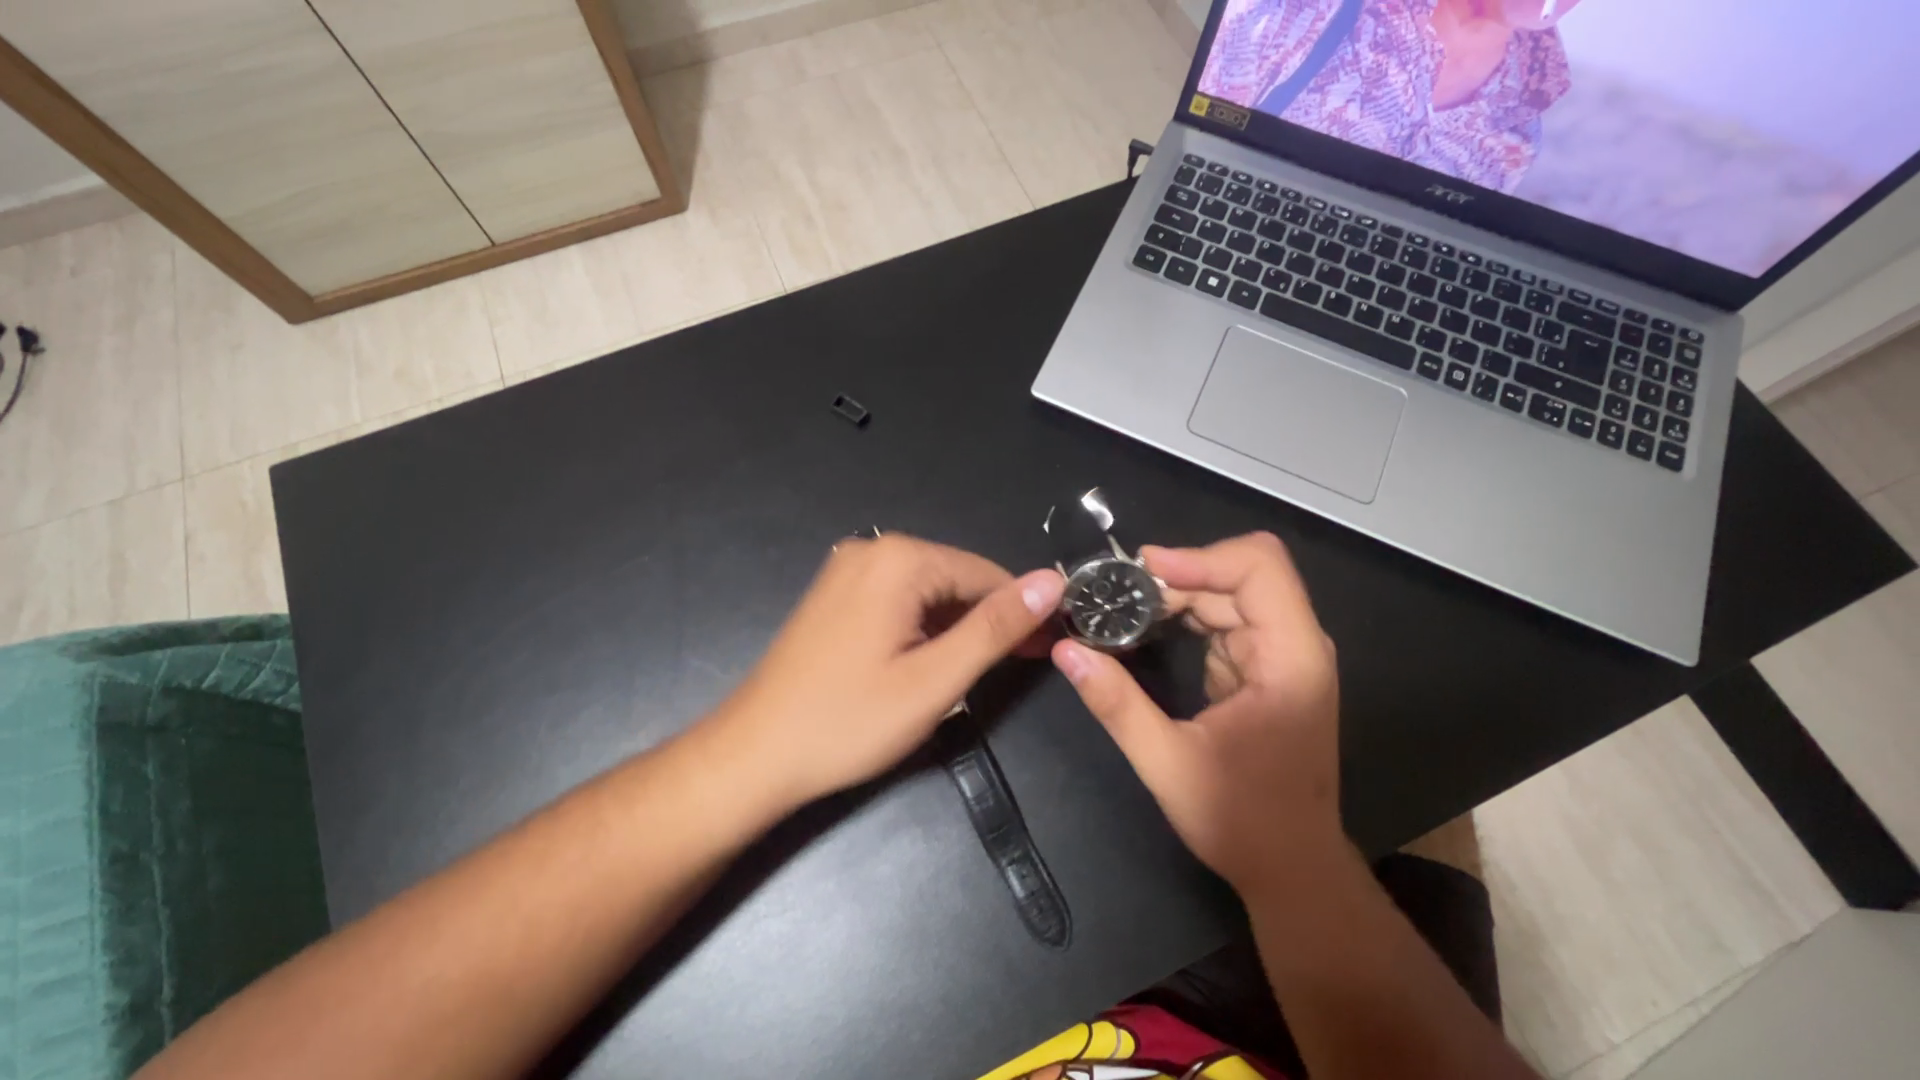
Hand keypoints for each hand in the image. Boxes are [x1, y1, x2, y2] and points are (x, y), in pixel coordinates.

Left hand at [708, 534, 1063, 808]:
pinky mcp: (835, 595)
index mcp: (899, 559)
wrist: (755, 754)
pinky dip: (924, 628)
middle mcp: (872, 550)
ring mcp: (847, 571)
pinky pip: (899, 600)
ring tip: (976, 674)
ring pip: (929, 591)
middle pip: (957, 578)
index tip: (1051, 648)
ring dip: (958, 627)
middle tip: (1020, 668)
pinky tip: (931, 663)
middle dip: (990, 620)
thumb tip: (1052, 582)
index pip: (987, 573)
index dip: (1025, 612)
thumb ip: (996, 627)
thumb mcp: (935, 679)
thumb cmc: (848, 722)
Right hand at [1051, 532, 1342, 895]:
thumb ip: (1116, 703)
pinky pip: (1227, 622)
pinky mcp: (1267, 671)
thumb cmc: (1241, 822)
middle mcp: (1297, 647)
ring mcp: (1284, 658)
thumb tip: (1067, 650)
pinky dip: (1187, 619)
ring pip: (1231, 594)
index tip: (1141, 571)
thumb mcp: (1167, 763)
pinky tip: (1146, 630)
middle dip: (1178, 577)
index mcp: (1291, 660)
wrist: (1292, 868)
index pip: (1259, 568)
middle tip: (1115, 595)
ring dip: (1179, 596)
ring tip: (1122, 610)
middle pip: (1242, 575)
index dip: (1200, 557)